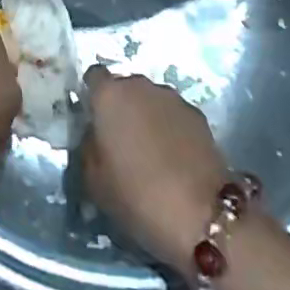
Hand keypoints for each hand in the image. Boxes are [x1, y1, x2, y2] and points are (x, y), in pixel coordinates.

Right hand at [81, 65, 227, 275]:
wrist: (201, 214)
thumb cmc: (136, 194)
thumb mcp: (93, 180)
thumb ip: (88, 146)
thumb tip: (95, 134)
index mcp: (109, 95)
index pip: (93, 76)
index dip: (92, 95)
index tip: (93, 118)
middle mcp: (140, 86)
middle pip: (124, 87)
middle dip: (121, 107)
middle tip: (120, 140)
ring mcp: (173, 98)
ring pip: (151, 100)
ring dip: (147, 116)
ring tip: (150, 151)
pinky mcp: (199, 116)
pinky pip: (175, 115)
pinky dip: (171, 129)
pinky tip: (174, 158)